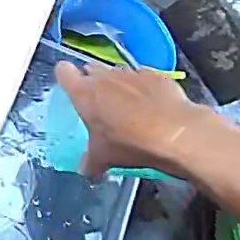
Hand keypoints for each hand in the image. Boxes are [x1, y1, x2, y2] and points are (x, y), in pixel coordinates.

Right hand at [56, 61, 211, 179]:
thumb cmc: (130, 143)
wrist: (176, 132)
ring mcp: (131, 72)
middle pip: (90, 69)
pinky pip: (143, 77)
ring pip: (117, 73)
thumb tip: (85, 170)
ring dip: (118, 85)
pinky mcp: (155, 74)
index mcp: (84, 93)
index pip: (63, 72)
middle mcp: (104, 76)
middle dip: (93, 83)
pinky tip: (152, 105)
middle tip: (99, 105)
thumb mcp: (105, 158)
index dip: (66, 78)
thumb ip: (90, 161)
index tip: (70, 89)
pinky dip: (143, 88)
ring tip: (128, 107)